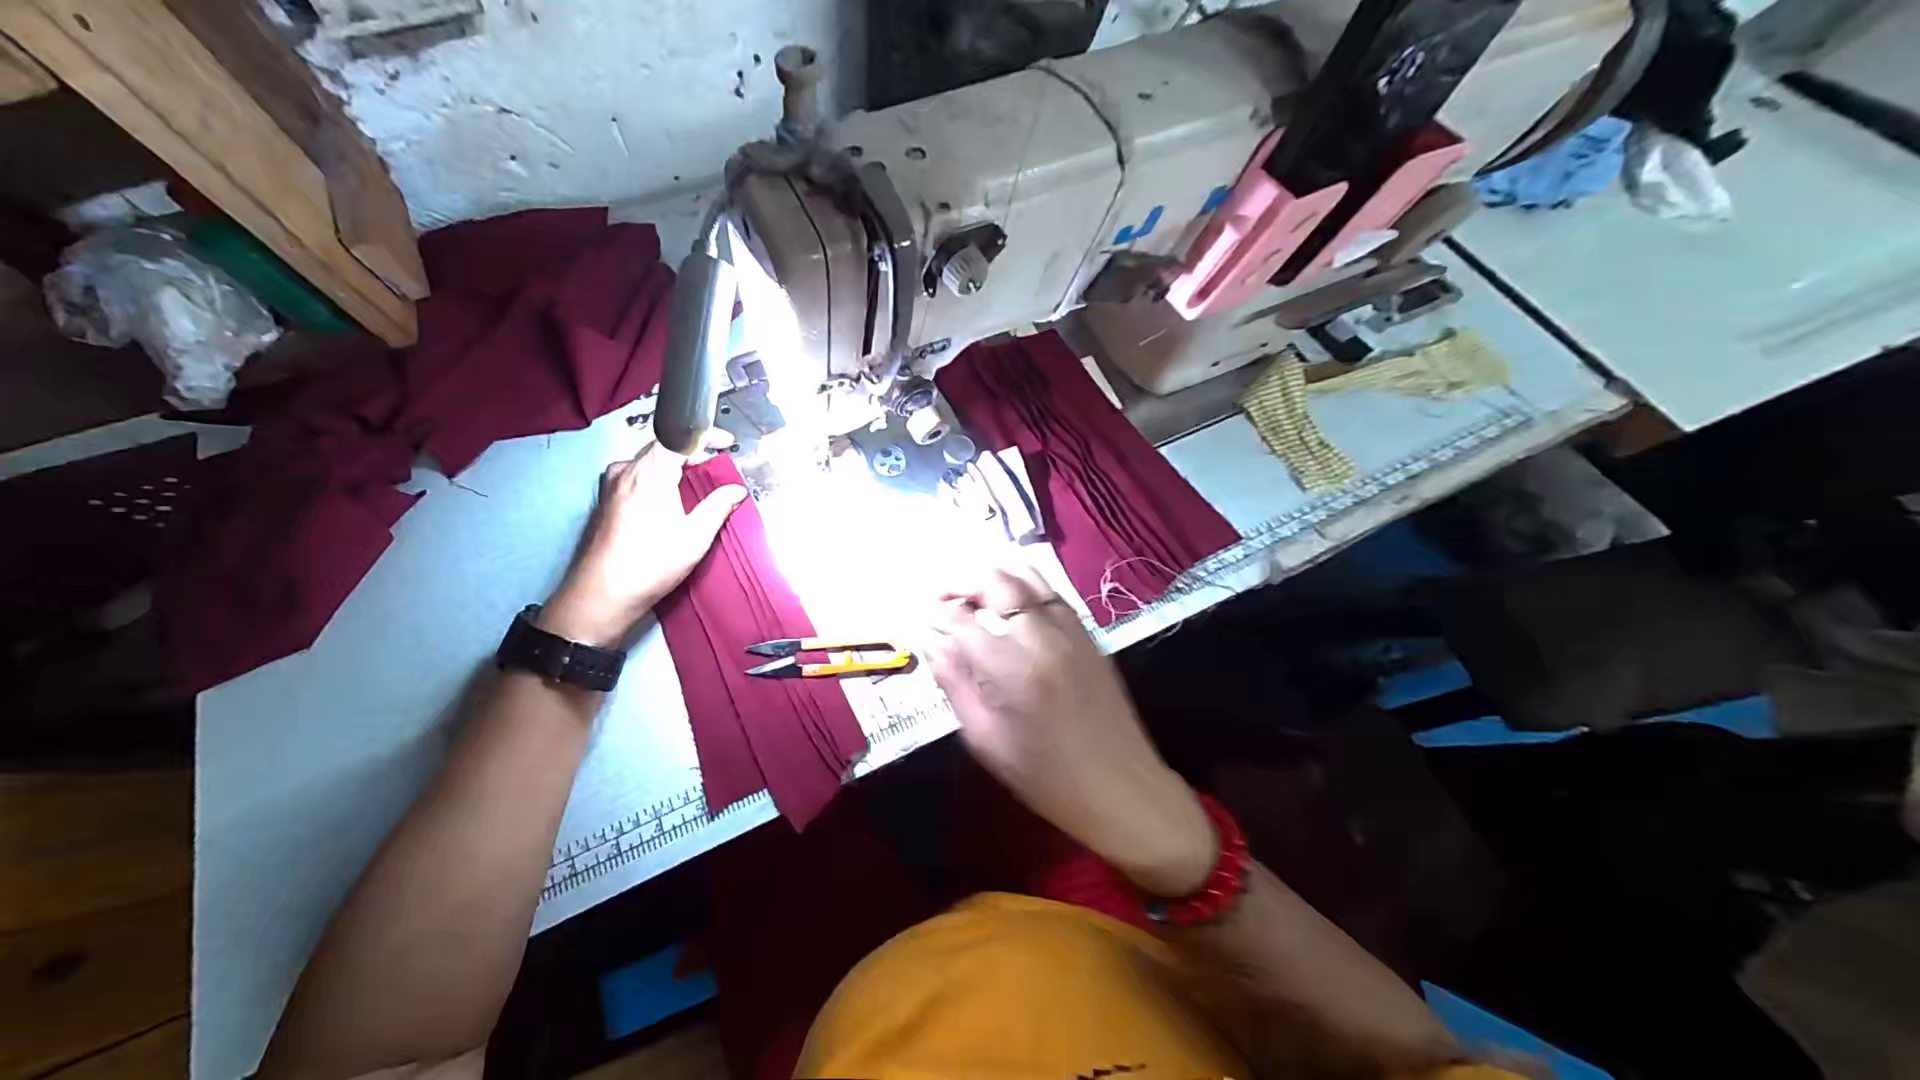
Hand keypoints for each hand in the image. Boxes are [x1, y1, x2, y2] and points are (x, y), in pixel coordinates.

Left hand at [540, 441, 745, 647]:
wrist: (602, 594)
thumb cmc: (650, 564)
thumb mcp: (695, 536)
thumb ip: (718, 506)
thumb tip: (736, 490)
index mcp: (649, 473)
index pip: (680, 437)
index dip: (707, 436)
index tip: (726, 444)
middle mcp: (626, 471)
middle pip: (664, 447)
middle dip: (693, 452)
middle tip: (716, 466)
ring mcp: (612, 485)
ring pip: (649, 462)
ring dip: (674, 467)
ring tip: (696, 484)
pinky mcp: (606, 501)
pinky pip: (637, 477)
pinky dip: (658, 480)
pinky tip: (670, 501)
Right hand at [924, 563, 1215, 895]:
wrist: (1121, 787)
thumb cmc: (1046, 777)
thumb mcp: (987, 741)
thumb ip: (956, 685)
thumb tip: (934, 646)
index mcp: (1011, 668)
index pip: (961, 620)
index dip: (937, 614)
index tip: (924, 618)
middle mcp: (1041, 636)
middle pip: (995, 581)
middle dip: (962, 582)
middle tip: (943, 596)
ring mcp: (1070, 630)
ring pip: (1028, 576)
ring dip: (994, 576)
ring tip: (974, 593)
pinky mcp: (1088, 634)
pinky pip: (1052, 592)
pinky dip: (1025, 586)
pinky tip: (1012, 602)